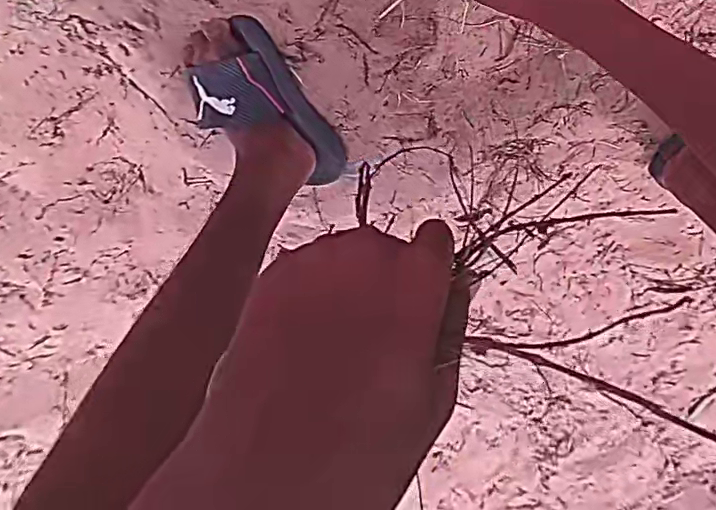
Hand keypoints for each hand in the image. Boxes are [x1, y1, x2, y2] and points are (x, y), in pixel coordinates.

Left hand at [136, 222, 468, 509]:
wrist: (264, 478)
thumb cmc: (354, 453)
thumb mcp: (433, 399)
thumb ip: (449, 328)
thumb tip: (451, 295)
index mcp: (417, 278)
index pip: (436, 237)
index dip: (431, 267)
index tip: (424, 291)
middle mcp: (369, 252)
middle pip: (387, 249)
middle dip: (385, 282)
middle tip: (373, 340)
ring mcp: (318, 258)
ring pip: (344, 257)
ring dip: (344, 286)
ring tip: (331, 351)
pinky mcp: (275, 272)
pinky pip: (304, 270)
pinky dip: (306, 295)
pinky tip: (301, 344)